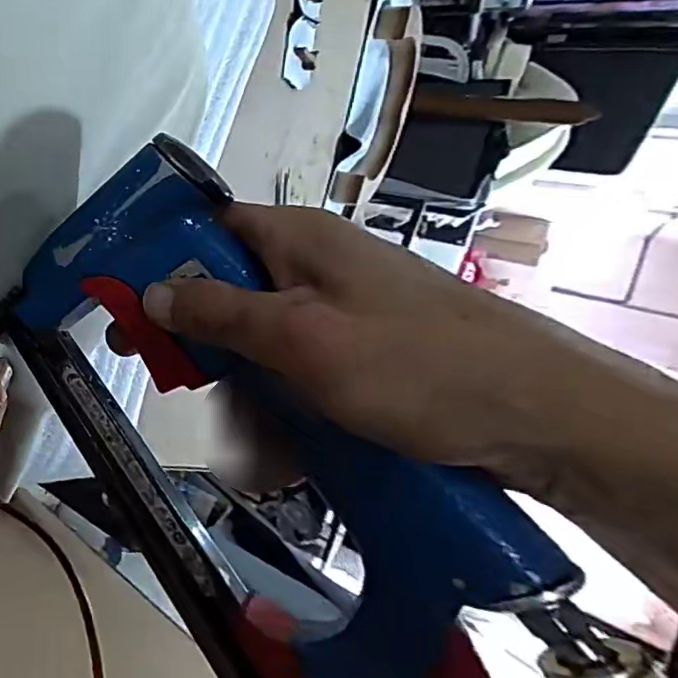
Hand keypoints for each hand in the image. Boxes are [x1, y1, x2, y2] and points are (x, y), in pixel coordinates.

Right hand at [126, 203, 625, 491]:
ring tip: (249, 441)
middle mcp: (312, 262)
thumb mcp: (300, 337)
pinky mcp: (360, 349)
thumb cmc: (415, 364)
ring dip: (242, 384)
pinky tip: (285, 448)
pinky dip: (282, 401)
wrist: (550, 420)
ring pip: (259, 336)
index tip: (127, 303)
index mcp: (294, 236)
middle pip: (226, 286)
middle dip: (199, 337)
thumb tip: (151, 290)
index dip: (160, 259)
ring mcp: (338, 307)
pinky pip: (297, 366)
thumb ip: (219, 311)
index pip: (205, 228)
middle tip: (173, 377)